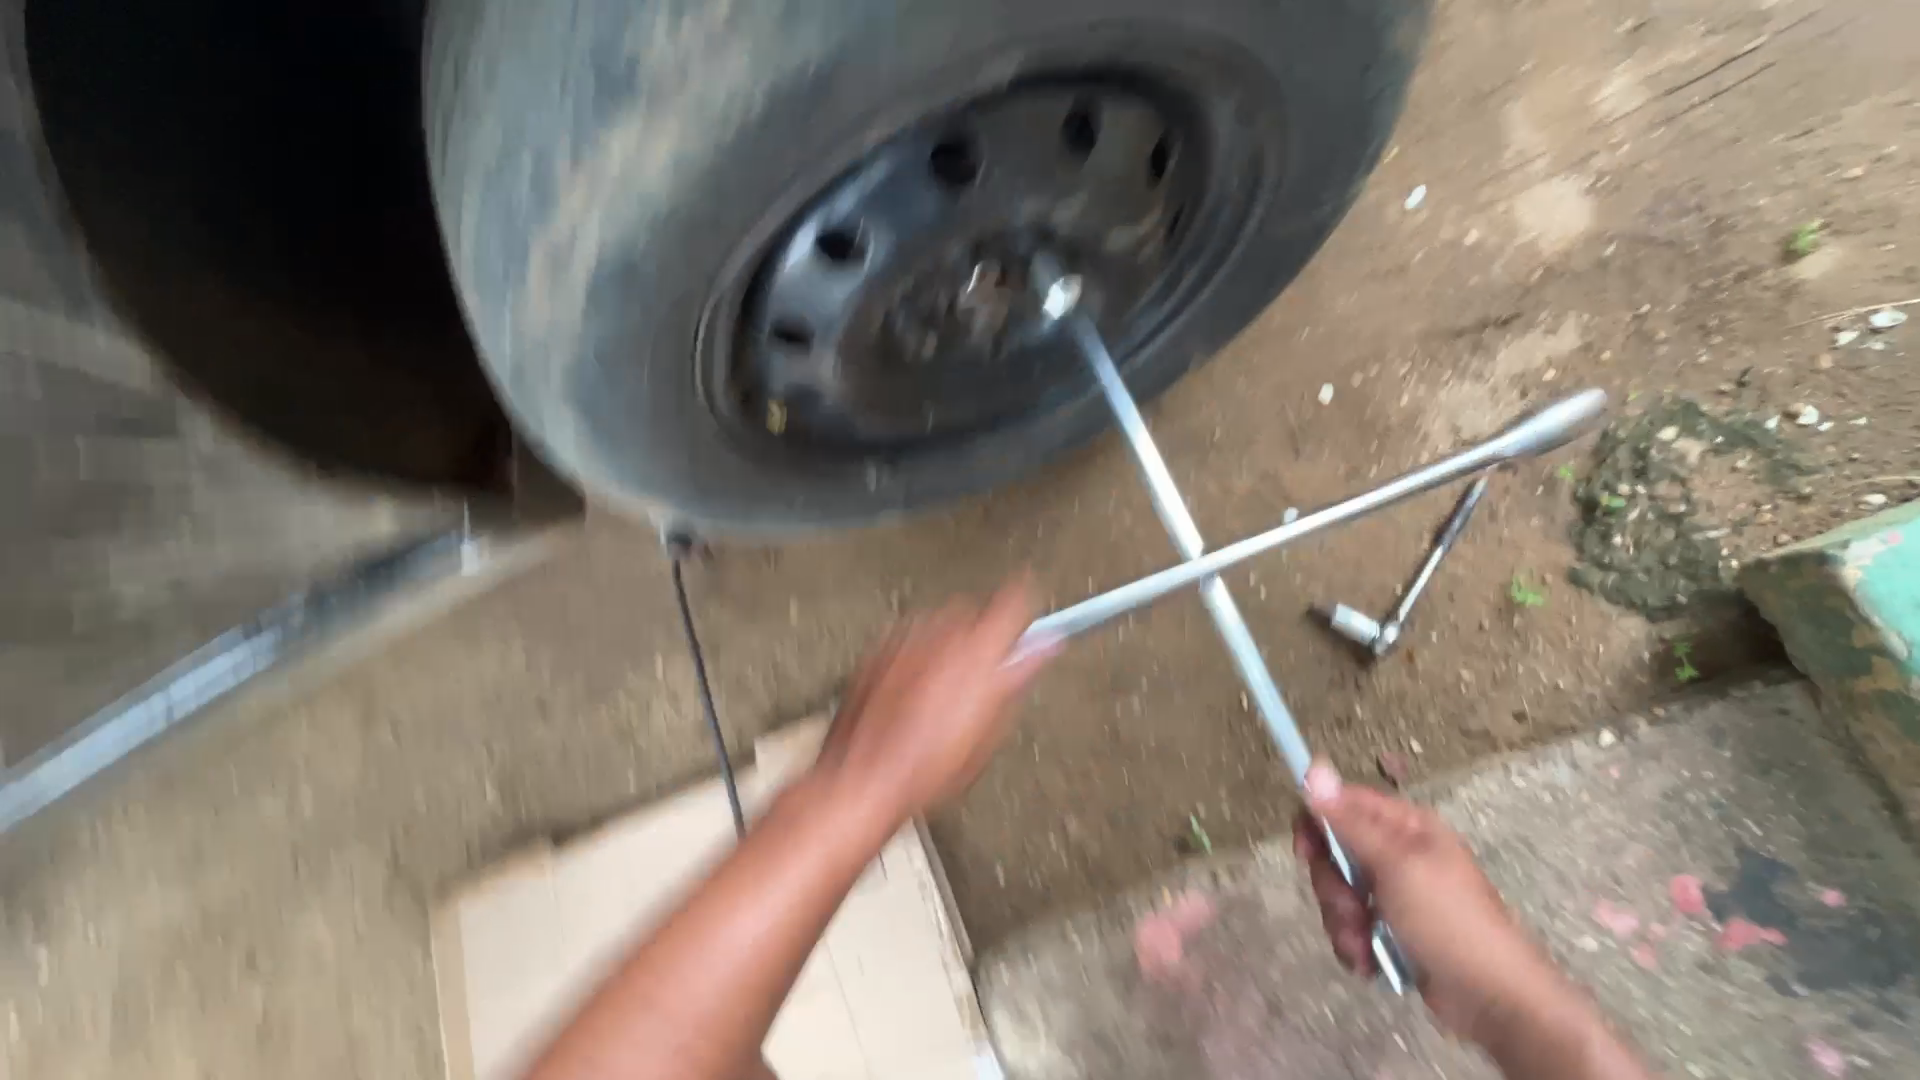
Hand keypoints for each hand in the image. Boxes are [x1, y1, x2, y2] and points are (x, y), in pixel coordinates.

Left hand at [811, 577, 1056, 826]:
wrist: (863, 776)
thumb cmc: (923, 766)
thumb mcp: (989, 731)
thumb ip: (1017, 678)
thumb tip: (1041, 649)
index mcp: (977, 651)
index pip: (1014, 602)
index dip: (1025, 604)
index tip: (1028, 613)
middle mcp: (940, 635)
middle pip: (973, 610)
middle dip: (982, 632)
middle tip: (984, 669)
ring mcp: (906, 639)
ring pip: (939, 622)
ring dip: (947, 643)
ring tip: (945, 687)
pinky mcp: (879, 649)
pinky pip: (909, 638)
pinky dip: (918, 654)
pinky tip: (915, 691)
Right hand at [1292, 763, 1579, 1045]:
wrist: (1494, 999)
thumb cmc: (1449, 920)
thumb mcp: (1395, 864)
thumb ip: (1349, 820)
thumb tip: (1314, 765)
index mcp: (1405, 826)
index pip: (1341, 803)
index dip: (1317, 824)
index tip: (1306, 853)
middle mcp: (1396, 853)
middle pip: (1333, 852)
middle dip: (1333, 886)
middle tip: (1353, 908)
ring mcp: (1393, 893)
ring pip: (1337, 892)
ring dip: (1342, 920)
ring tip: (1364, 944)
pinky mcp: (1389, 929)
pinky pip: (1349, 923)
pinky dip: (1353, 942)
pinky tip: (1369, 960)